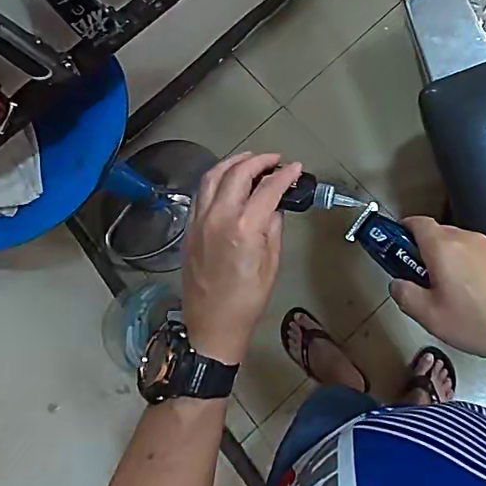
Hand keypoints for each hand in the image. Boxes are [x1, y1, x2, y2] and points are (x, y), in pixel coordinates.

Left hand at [180, 152, 304, 365]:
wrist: (212, 325)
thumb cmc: (248, 300)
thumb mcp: (271, 262)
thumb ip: (273, 227)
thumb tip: (274, 205)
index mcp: (243, 227)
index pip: (268, 188)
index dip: (285, 174)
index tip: (296, 168)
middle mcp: (218, 217)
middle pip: (238, 173)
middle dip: (259, 161)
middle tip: (275, 160)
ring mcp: (199, 220)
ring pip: (212, 176)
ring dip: (233, 163)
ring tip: (250, 160)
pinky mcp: (189, 228)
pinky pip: (201, 192)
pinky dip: (216, 178)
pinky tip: (228, 179)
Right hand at [387, 217, 485, 374]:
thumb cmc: (483, 321)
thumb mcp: (431, 317)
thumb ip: (406, 296)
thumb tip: (398, 285)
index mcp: (443, 245)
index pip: (415, 223)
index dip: (401, 232)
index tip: (393, 247)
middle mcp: (469, 238)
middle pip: (438, 235)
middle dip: (424, 254)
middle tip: (418, 282)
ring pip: (462, 249)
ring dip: (451, 265)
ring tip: (451, 300)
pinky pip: (483, 261)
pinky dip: (474, 274)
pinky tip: (479, 304)